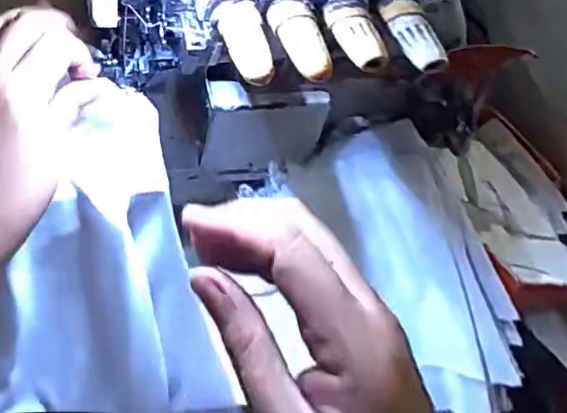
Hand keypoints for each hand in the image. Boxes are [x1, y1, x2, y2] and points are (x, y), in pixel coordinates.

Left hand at [0, 0, 105, 360]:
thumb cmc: (6, 205)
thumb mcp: (50, 158)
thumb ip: (67, 111)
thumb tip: (91, 86)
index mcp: (20, 93)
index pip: (58, 46)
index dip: (81, 55)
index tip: (89, 78)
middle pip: (26, 25)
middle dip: (57, 26)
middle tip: (74, 48)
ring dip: (22, 18)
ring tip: (45, 23)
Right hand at [185, 198, 433, 412]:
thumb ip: (247, 348)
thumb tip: (204, 278)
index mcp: (356, 331)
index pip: (291, 245)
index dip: (237, 225)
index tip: (191, 223)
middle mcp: (371, 306)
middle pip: (306, 230)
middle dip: (247, 219)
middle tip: (196, 229)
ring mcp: (375, 313)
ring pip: (315, 241)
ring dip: (261, 231)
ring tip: (211, 243)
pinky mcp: (370, 325)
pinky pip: (321, 266)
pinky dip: (280, 253)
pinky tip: (248, 265)